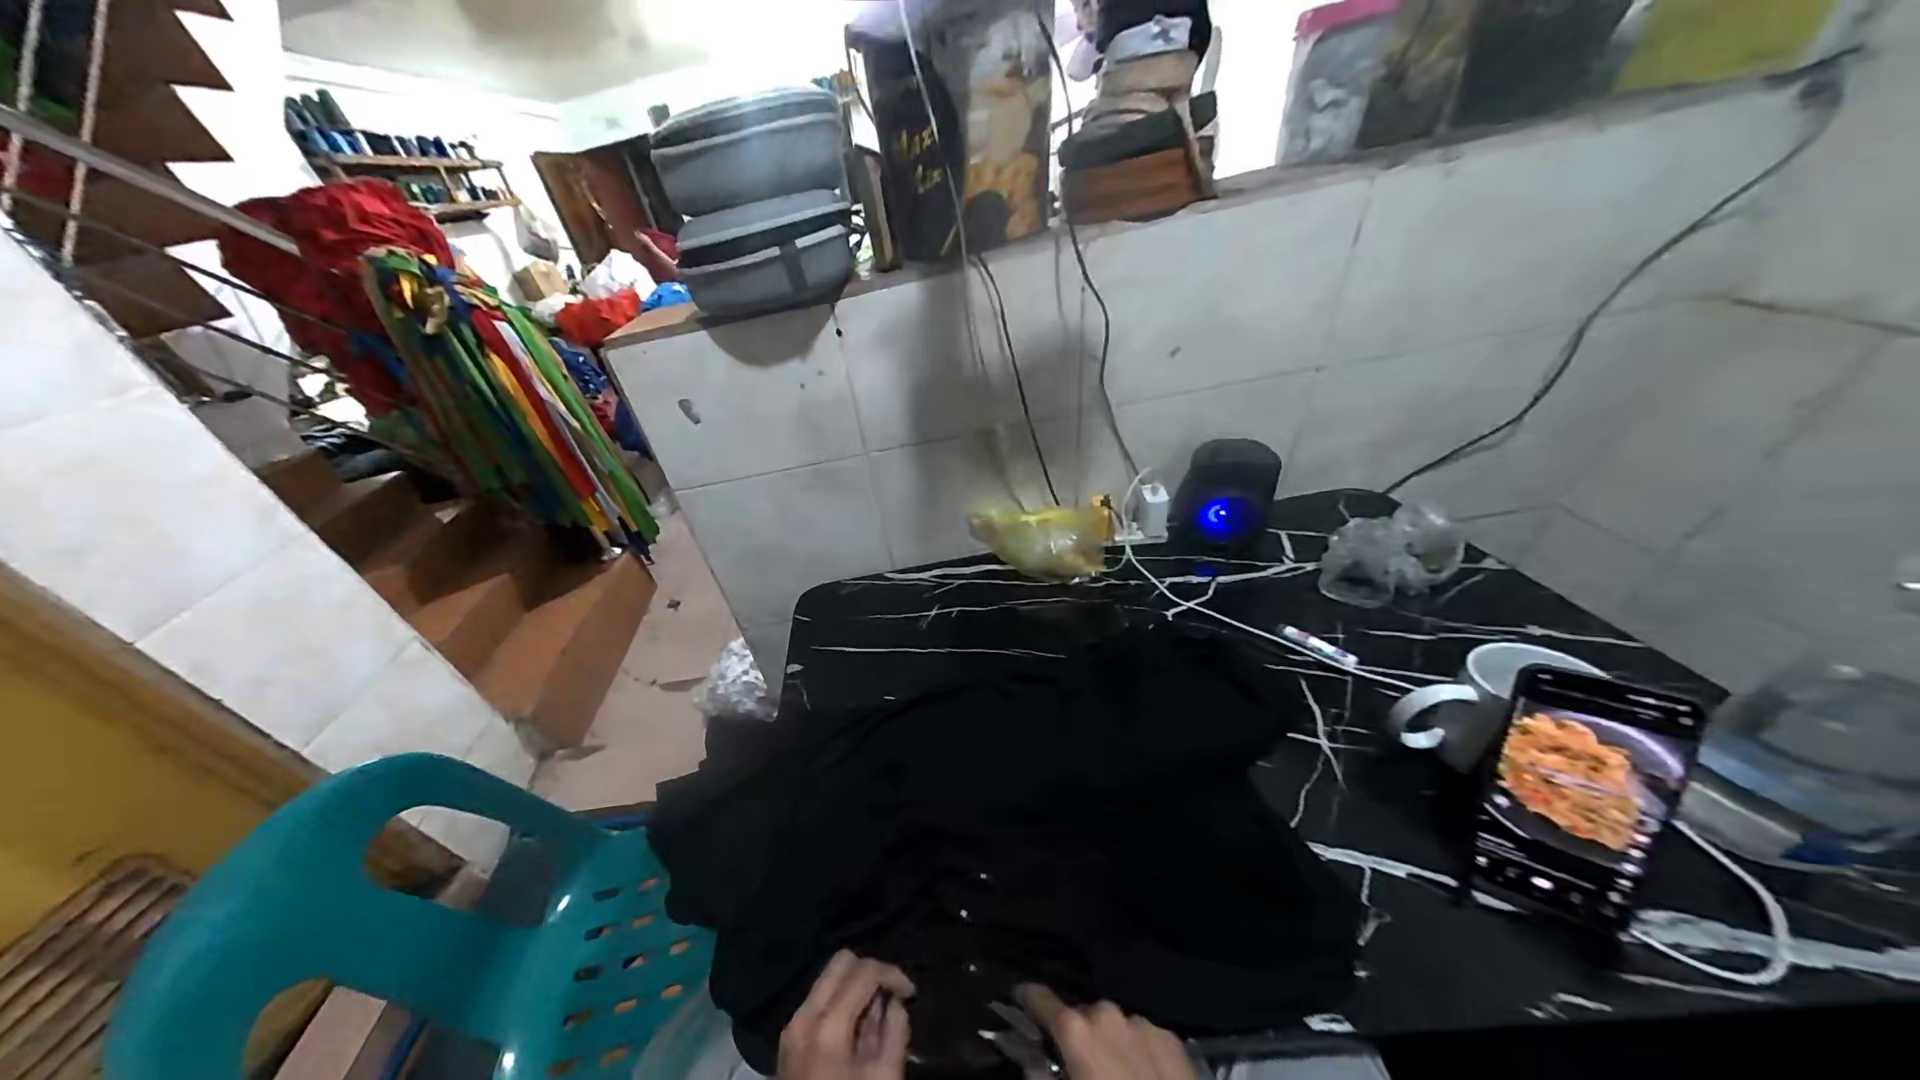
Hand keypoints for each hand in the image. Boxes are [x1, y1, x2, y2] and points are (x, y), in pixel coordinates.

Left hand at [779, 950, 914, 1079]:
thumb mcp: (884, 1079)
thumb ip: (895, 1032)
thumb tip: (896, 1002)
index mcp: (828, 1026)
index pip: (864, 971)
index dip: (894, 973)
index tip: (911, 992)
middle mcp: (804, 1015)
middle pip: (842, 962)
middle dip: (872, 970)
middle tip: (893, 994)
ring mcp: (792, 1025)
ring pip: (829, 977)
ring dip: (857, 984)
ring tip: (878, 1013)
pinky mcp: (790, 1037)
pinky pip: (820, 999)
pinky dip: (842, 999)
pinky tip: (859, 1027)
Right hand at [1014, 984, 1196, 1079]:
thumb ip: (1039, 1073)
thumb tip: (1026, 1053)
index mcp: (1076, 1029)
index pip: (1039, 997)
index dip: (1025, 998)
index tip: (1017, 998)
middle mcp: (1106, 1013)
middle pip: (1081, 1015)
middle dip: (1076, 1034)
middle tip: (1078, 1064)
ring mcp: (1142, 1023)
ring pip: (1114, 1026)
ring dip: (1109, 1042)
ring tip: (1115, 1074)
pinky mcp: (1172, 1038)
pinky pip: (1143, 1037)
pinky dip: (1137, 1050)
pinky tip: (1143, 1077)